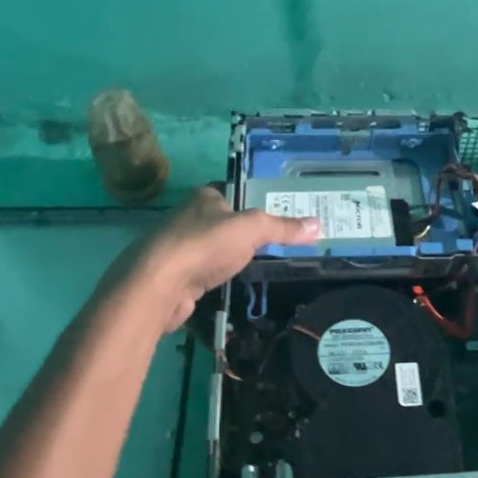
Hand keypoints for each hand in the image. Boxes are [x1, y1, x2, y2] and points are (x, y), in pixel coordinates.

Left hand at [126, 186, 317, 332]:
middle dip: (249, 232)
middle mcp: (190, 217)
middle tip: (283, 242)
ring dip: (233, 257)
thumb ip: (284, 227)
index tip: (283, 212)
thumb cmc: (205, 245)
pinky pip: (206, 272)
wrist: (158, 285)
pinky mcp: (176, 276)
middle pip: (226, 221)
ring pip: (215, 249)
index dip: (258, 200)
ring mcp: (181, 247)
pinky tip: (235, 285)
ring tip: (265, 265)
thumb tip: (318, 224)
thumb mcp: (252, 229)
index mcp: (205, 196)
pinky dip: (219, 277)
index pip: (236, 192)